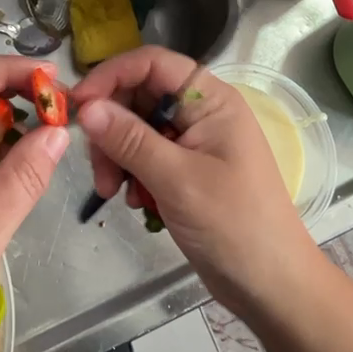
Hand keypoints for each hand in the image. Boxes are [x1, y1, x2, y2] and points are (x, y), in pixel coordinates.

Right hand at [73, 46, 314, 310]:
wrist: (273, 288)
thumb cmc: (234, 225)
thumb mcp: (176, 179)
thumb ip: (129, 140)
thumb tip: (86, 108)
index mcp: (210, 99)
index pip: (152, 63)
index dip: (111, 75)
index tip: (78, 104)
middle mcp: (200, 111)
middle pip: (139, 95)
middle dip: (111, 127)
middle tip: (96, 165)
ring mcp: (193, 140)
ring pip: (136, 126)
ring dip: (117, 154)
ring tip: (111, 191)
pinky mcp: (185, 168)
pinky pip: (144, 154)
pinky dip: (130, 172)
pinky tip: (131, 200)